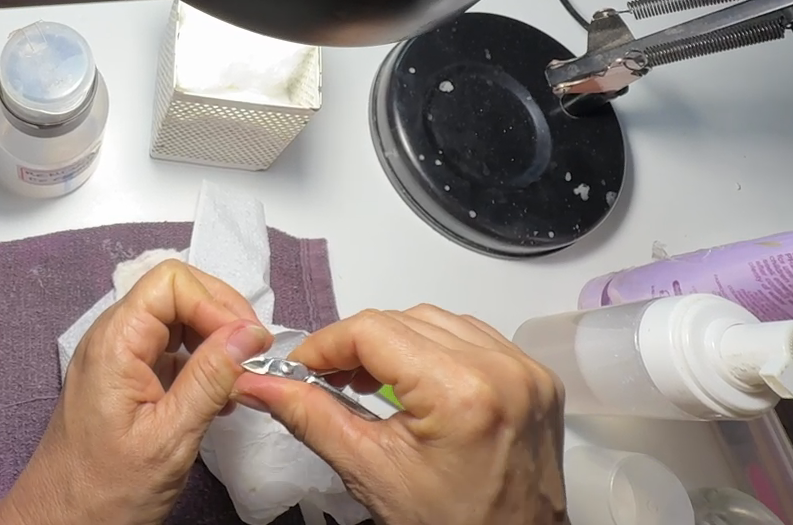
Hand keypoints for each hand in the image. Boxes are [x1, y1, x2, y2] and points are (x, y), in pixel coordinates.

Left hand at [0, 261, 273, 524]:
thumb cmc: (104, 490)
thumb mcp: (169, 438)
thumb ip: (209, 379)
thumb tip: (249, 332)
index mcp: (116, 339)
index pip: (171, 282)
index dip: (214, 302)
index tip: (248, 340)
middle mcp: (115, 334)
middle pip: (176, 291)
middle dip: (220, 314)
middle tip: (252, 354)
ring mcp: (121, 352)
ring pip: (177, 316)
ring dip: (214, 337)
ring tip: (239, 377)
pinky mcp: (129, 372)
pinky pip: (171, 344)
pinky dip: (201, 359)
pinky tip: (220, 392)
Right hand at [232, 305, 565, 524]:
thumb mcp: (369, 472)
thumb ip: (309, 416)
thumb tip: (258, 382)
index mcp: (461, 393)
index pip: (371, 331)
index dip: (326, 344)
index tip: (299, 365)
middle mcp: (500, 370)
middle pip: (399, 321)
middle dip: (356, 345)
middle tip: (327, 378)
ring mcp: (523, 368)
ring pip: (431, 319)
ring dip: (394, 341)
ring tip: (369, 379)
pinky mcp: (534, 373)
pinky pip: (466, 331)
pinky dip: (432, 345)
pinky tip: (416, 376)